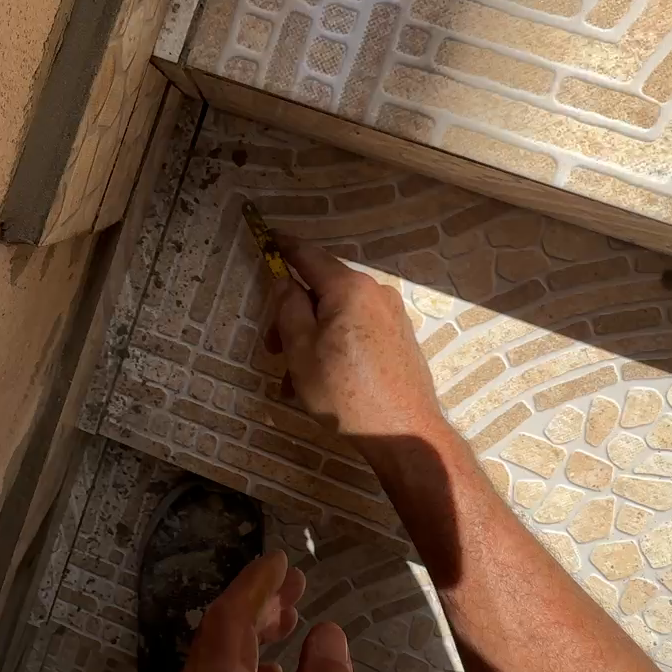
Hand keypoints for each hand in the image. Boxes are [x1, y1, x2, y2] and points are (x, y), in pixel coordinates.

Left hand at [183, 550, 353, 671]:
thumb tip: (329, 634)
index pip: (228, 613)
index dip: (255, 582)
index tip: (277, 559)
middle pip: (224, 629)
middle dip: (261, 602)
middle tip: (293, 583)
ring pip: (222, 654)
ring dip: (258, 634)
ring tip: (290, 619)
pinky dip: (249, 665)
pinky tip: (277, 669)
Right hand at [262, 233, 444, 439]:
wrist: (405, 435)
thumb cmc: (344, 392)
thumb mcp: (300, 349)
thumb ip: (288, 307)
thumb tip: (285, 280)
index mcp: (348, 287)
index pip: (308, 254)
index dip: (283, 246)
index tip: (267, 236)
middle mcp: (374, 292)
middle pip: (321, 289)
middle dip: (293, 314)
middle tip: (273, 348)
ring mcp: (391, 315)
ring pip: (336, 314)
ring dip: (310, 337)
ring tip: (294, 379)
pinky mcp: (398, 337)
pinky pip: (355, 329)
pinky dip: (333, 345)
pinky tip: (321, 381)